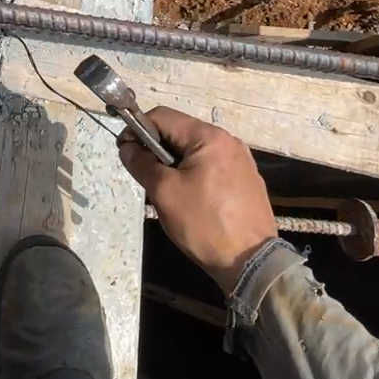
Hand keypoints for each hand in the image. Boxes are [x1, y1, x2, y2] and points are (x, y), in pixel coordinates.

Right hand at [119, 107, 276, 293]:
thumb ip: (141, 163)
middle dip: (155, 149)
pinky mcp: (245, 179)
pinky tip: (190, 200)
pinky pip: (210, 165)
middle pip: (179, 131)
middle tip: (145, 177)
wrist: (251, 263)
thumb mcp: (164, 192)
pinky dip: (192, 174)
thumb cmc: (204, 223)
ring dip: (172, 163)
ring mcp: (240, 160)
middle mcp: (228, 141)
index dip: (137, 130)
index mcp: (209, 137)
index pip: (162, 116)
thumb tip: (127, 146)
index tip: (126, 153)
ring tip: (166, 192)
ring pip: (193, 150)